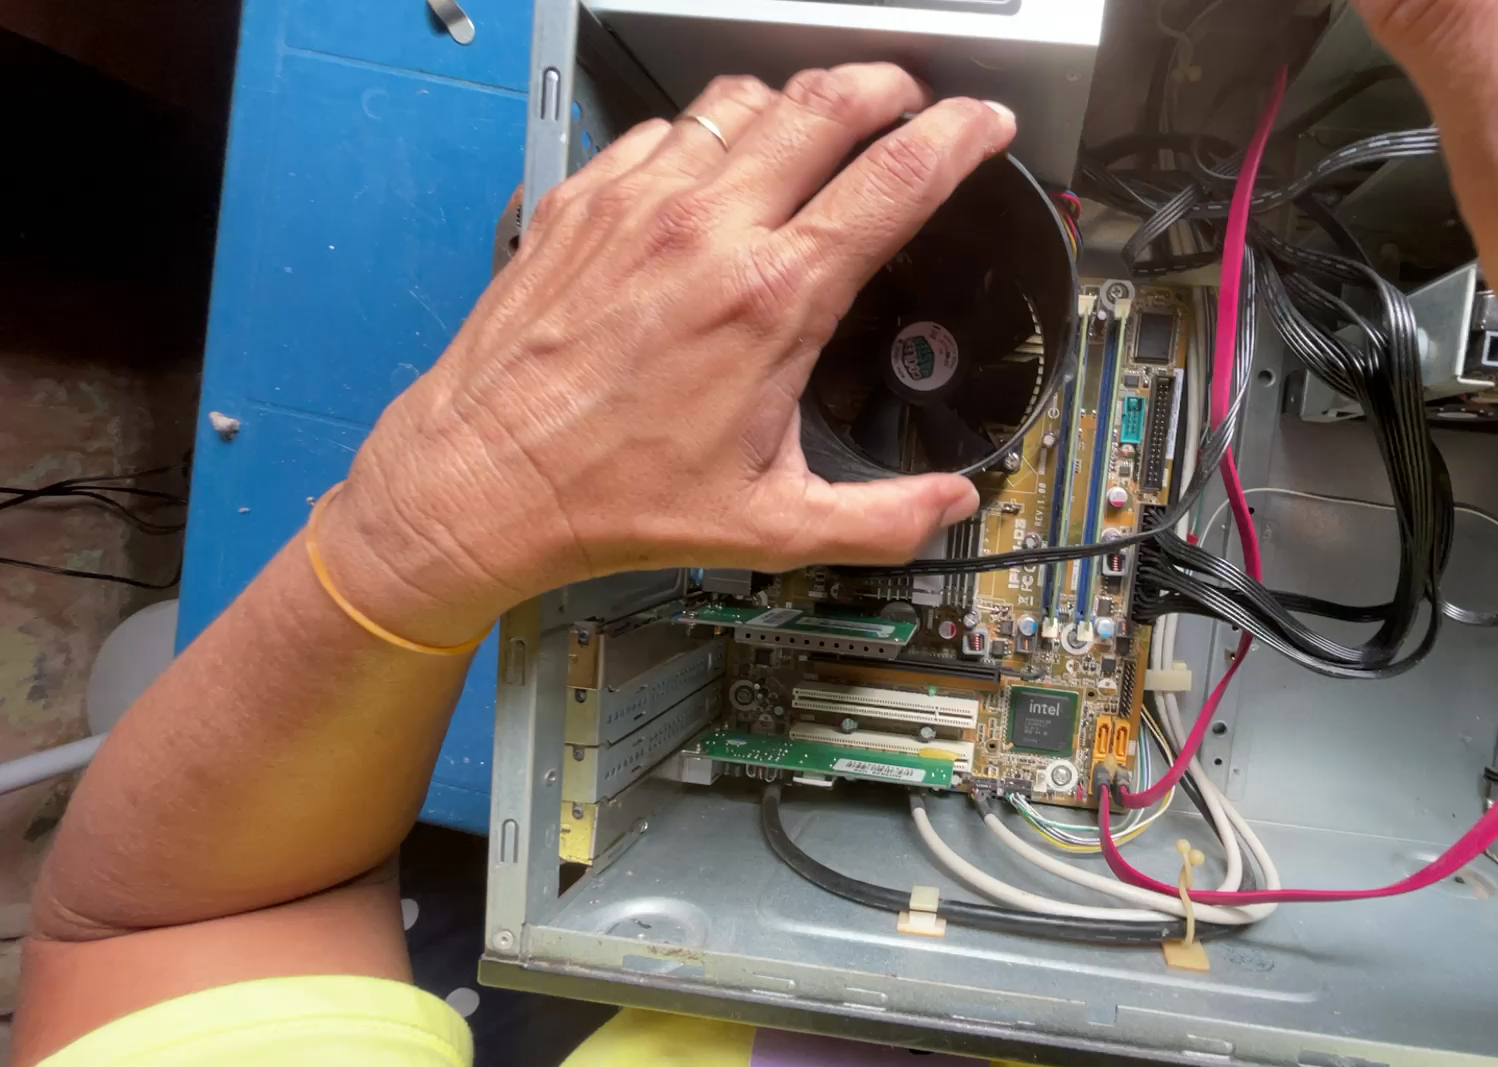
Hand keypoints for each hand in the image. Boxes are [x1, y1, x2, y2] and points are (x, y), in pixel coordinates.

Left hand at [313, 65, 1015, 645]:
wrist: (489, 483)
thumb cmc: (626, 501)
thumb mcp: (779, 528)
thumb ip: (886, 517)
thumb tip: (956, 504)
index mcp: (773, 300)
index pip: (892, 181)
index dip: (957, 137)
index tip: (985, 123)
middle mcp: (709, 230)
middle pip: (825, 103)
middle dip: (890, 85)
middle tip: (918, 98)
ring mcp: (640, 204)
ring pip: (746, 98)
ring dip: (804, 99)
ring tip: (829, 124)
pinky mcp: (586, 202)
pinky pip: (670, 129)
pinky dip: (718, 130)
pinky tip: (726, 167)